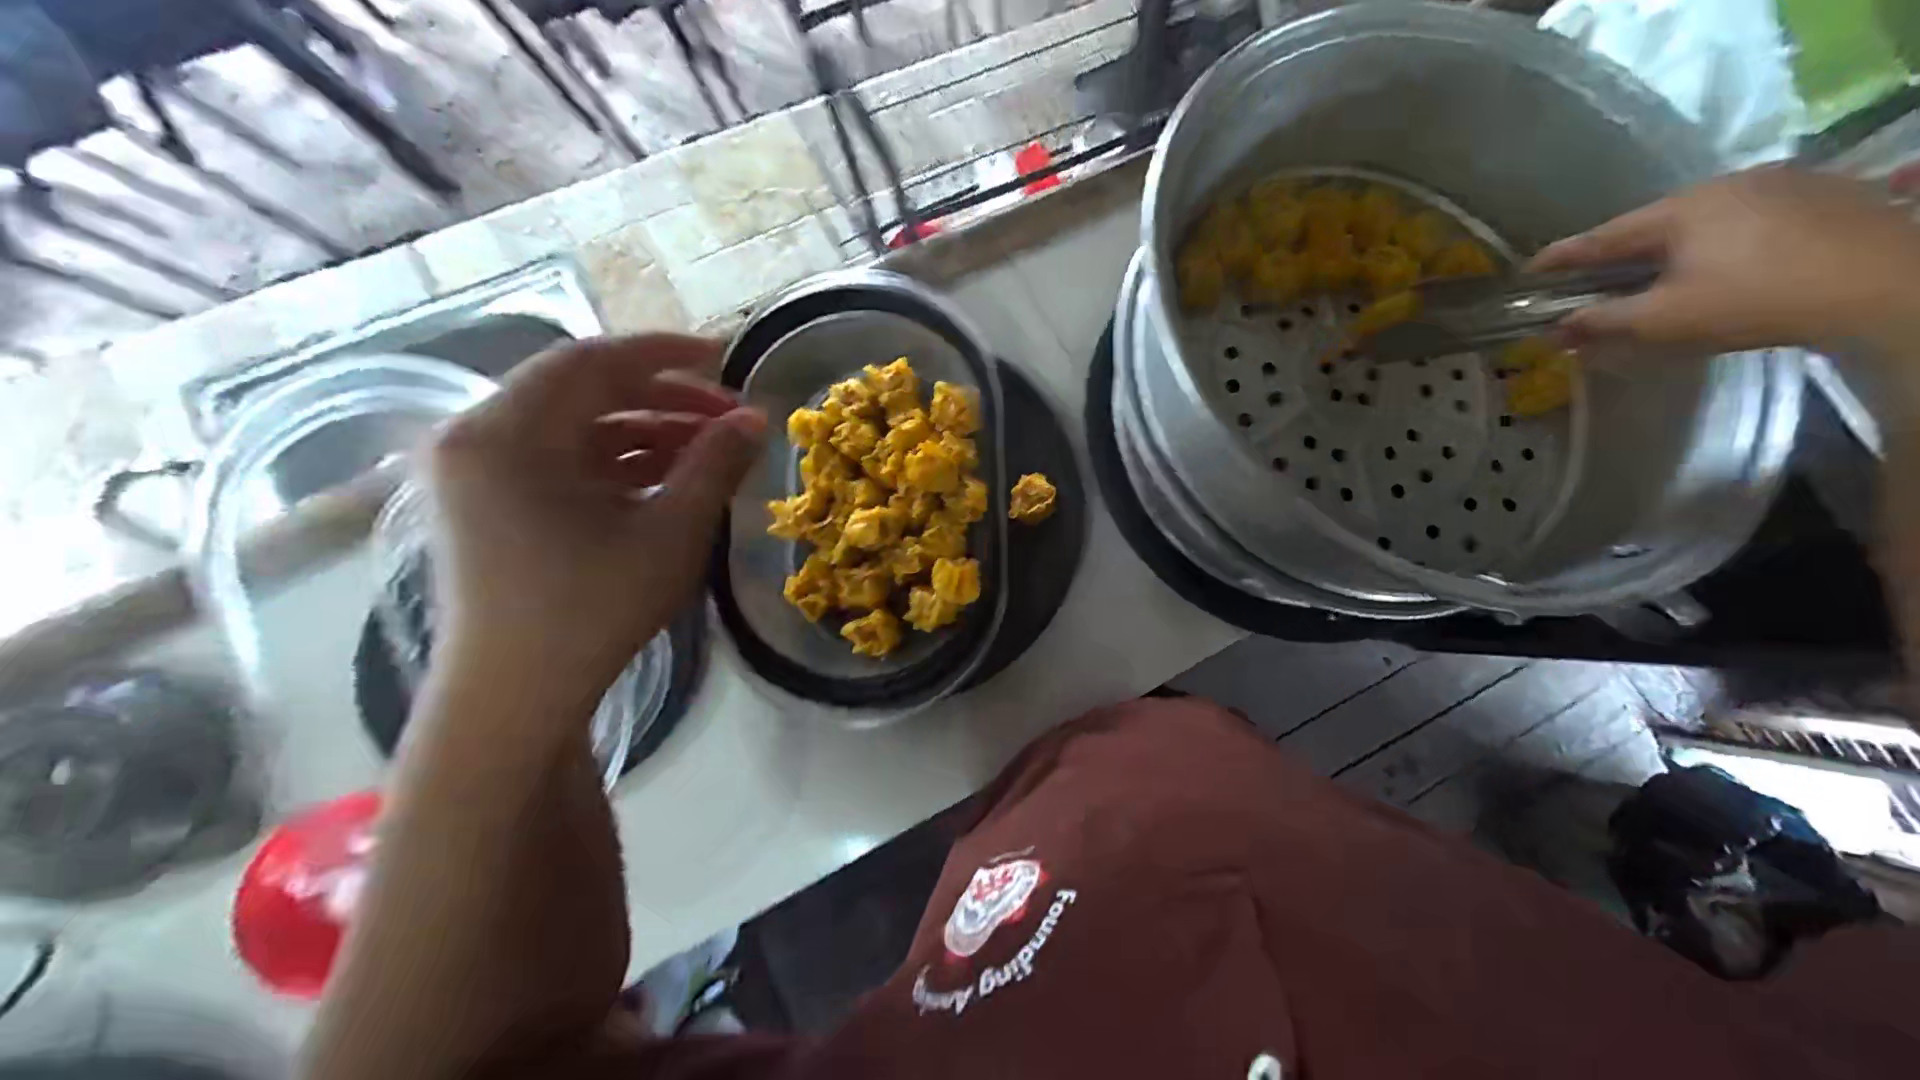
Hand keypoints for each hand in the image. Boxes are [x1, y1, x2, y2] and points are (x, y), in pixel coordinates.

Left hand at [426, 335, 765, 690]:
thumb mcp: (670, 532)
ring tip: (711, 449)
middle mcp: (477, 436)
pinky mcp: (490, 501)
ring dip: (646, 430)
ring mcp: (478, 471)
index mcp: (506, 432)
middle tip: (728, 415)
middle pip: (582, 390)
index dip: (665, 353)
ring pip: (576, 426)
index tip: (725, 356)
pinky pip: (561, 459)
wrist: (518, 697)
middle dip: (664, 397)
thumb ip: (715, 464)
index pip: (592, 361)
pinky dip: (618, 461)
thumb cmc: (594, 609)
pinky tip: (670, 477)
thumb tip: (756, 417)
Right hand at [1529, 167, 1919, 353]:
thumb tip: (1553, 331)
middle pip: (1649, 225)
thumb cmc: (1755, 300)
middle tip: (1588, 283)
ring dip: (1666, 249)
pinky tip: (1715, 266)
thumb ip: (1600, 321)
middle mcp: (1725, 185)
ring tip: (1650, 278)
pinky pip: (1741, 219)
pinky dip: (1712, 243)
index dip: (1560, 257)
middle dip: (1615, 256)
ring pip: (1697, 220)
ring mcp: (1779, 184)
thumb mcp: (1663, 319)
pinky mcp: (1820, 196)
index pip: (1600, 236)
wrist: (1887, 286)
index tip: (1529, 272)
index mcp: (1681, 209)